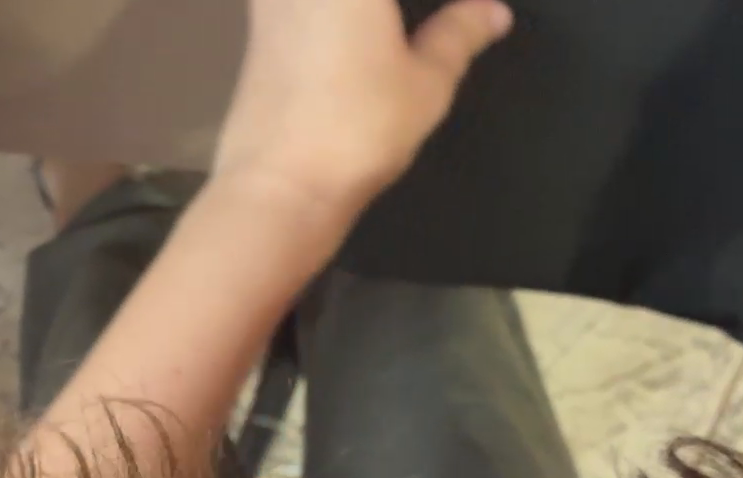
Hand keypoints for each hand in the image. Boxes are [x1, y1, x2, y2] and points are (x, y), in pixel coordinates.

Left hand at [212, 0, 512, 221]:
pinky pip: (292, 14)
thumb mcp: (425, 85)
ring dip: (356, 20)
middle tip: (427, 31)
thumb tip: (490, 13)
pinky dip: (322, 25)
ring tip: (388, 42)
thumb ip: (459, 35)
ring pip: (320, 6)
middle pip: (359, 4)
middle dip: (394, 16)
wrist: (275, 194)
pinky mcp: (251, 44)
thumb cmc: (355, 133)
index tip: (461, 14)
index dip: (441, 7)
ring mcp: (267, 8)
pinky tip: (345, 55)